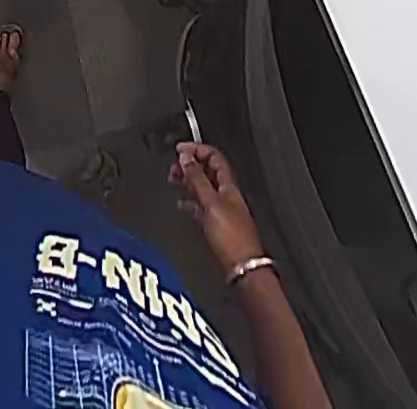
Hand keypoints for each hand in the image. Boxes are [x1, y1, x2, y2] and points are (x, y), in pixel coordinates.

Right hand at [170, 142, 264, 275]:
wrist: (243, 267)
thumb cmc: (232, 237)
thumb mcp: (211, 202)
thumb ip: (198, 179)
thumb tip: (187, 158)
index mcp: (228, 184)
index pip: (214, 156)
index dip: (197, 149)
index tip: (181, 148)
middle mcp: (226, 194)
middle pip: (208, 171)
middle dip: (190, 164)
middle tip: (174, 164)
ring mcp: (222, 209)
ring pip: (203, 187)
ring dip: (188, 180)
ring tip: (174, 178)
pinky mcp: (217, 225)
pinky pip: (201, 205)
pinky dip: (190, 201)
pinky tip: (182, 203)